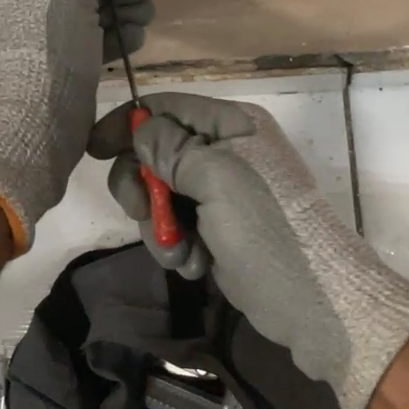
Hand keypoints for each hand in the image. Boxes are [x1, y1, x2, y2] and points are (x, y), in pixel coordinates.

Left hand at [0, 0, 153, 252]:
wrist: (34, 134)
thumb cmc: (43, 54)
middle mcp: (9, 14)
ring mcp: (31, 47)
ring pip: (80, 16)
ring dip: (117, 10)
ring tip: (146, 12)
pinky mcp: (52, 74)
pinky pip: (84, 46)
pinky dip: (110, 38)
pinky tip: (137, 36)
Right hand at [88, 92, 408, 408]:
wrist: (313, 300)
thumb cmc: (266, 227)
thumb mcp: (215, 177)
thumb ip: (169, 147)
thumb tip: (139, 129)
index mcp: (231, 125)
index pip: (165, 108)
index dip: (127, 124)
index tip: (94, 150)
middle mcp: (224, 151)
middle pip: (154, 154)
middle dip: (144, 189)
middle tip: (143, 214)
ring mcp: (220, 192)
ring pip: (159, 196)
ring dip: (161, 228)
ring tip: (182, 255)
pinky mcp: (217, 228)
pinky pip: (174, 226)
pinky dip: (177, 246)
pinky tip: (195, 265)